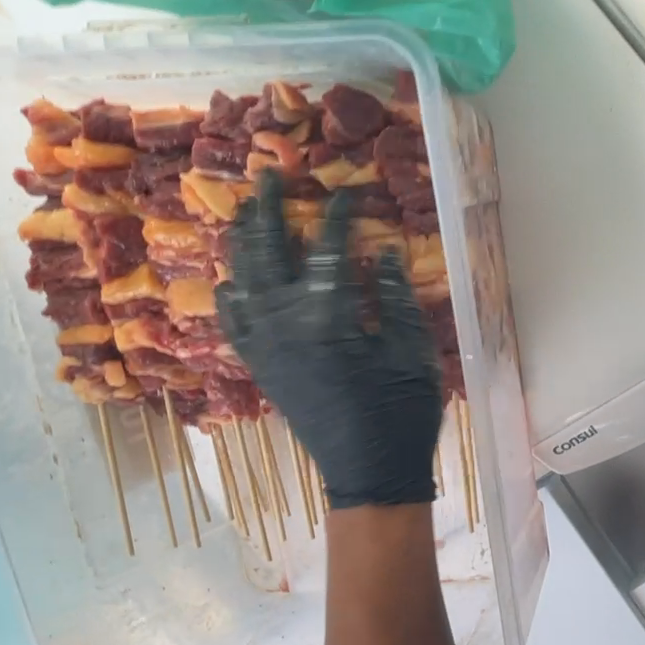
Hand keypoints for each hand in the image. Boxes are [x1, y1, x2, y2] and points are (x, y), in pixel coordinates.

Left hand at [216, 173, 441, 508]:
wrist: (369, 469)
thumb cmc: (402, 410)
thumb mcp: (412, 351)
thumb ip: (396, 298)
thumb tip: (383, 254)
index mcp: (326, 315)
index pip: (330, 249)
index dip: (341, 216)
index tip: (349, 191)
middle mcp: (282, 321)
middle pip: (268, 251)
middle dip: (270, 209)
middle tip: (270, 175)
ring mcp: (264, 342)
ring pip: (242, 277)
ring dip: (245, 241)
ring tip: (248, 212)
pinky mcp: (260, 363)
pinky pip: (232, 316)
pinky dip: (233, 289)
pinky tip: (238, 277)